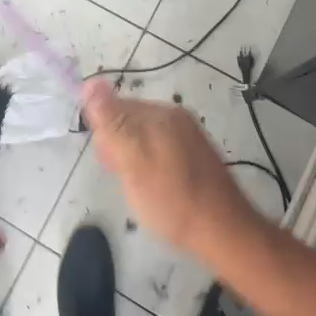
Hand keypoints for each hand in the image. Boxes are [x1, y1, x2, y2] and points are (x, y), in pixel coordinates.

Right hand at [82, 78, 263, 256]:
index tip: (110, 162)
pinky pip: (161, 150)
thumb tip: (90, 83)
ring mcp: (189, 135)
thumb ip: (112, 123)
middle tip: (127, 178)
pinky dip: (151, 166)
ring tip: (141, 187)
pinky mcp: (196, 154)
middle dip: (119, 147)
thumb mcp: (134, 162)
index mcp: (161, 113)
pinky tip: (157, 188)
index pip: (115, 106)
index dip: (105, 135)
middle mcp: (176, 117)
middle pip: (130, 120)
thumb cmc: (173, 200)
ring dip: (134, 159)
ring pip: (144, 138)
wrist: (225, 232)